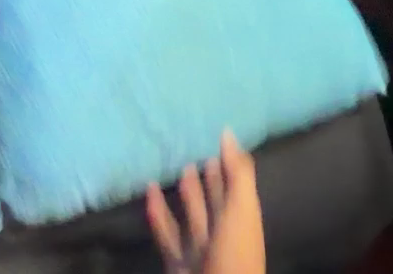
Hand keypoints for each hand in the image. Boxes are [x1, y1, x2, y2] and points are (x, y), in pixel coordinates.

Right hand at [146, 131, 264, 273]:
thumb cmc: (234, 253)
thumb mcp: (241, 209)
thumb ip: (237, 173)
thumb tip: (228, 132)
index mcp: (243, 224)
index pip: (236, 189)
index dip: (227, 166)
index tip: (212, 138)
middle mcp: (223, 236)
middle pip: (214, 202)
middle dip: (205, 179)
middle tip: (190, 149)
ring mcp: (200, 249)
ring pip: (190, 216)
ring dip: (182, 193)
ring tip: (171, 166)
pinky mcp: (178, 260)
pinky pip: (166, 232)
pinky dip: (157, 211)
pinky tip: (149, 191)